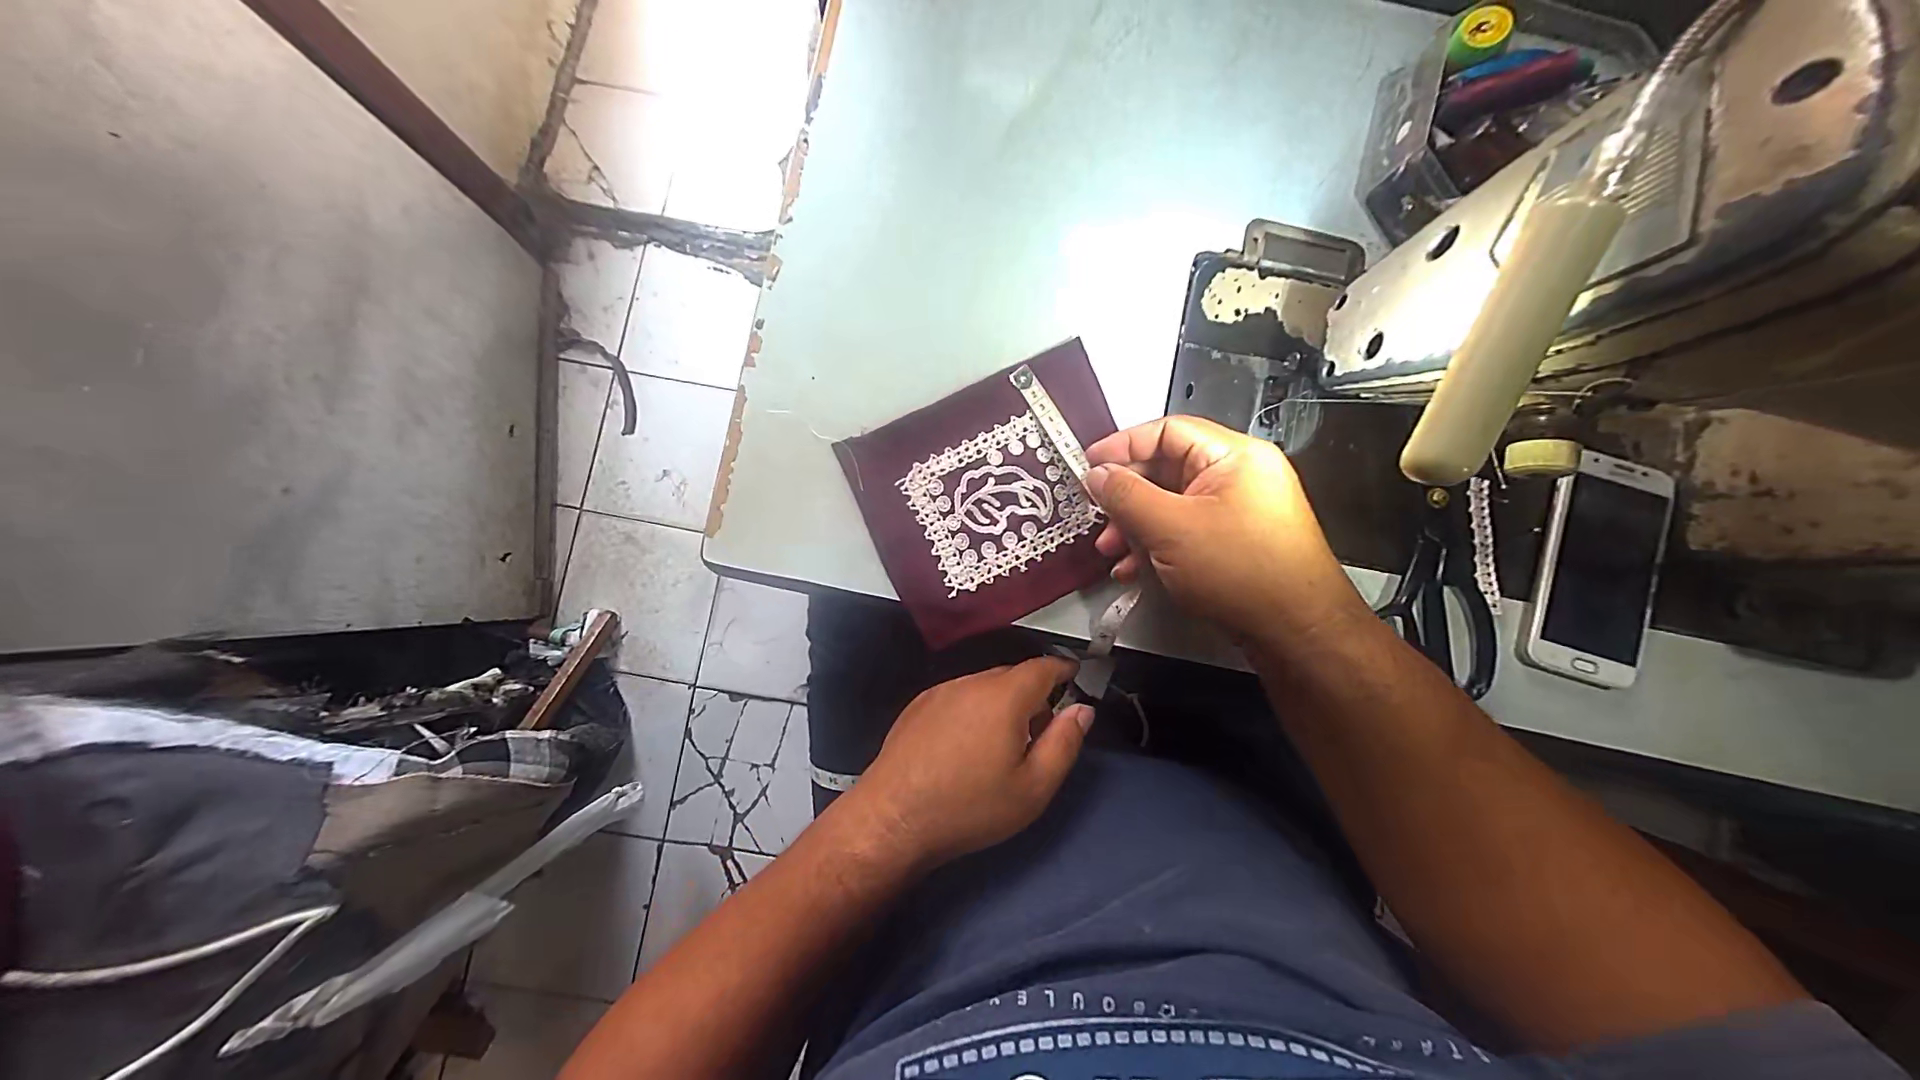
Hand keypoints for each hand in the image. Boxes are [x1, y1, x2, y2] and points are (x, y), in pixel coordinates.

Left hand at [839, 657, 1091, 870]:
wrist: (894, 817)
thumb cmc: (970, 806)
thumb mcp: (1033, 787)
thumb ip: (1064, 743)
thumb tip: (1082, 710)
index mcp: (1004, 696)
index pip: (1043, 667)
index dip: (1064, 670)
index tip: (1075, 679)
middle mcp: (971, 683)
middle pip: (1013, 675)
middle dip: (1033, 694)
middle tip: (1041, 732)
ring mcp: (940, 691)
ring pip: (984, 686)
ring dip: (1002, 703)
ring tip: (1002, 746)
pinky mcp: (918, 706)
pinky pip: (959, 696)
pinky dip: (974, 709)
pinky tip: (966, 747)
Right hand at [1083, 416, 1370, 646]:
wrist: (1295, 632)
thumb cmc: (1252, 577)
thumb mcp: (1171, 529)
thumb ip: (1126, 496)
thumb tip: (1099, 475)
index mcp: (1235, 457)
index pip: (1167, 431)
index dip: (1123, 445)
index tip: (1092, 464)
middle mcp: (1238, 477)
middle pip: (1165, 468)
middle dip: (1126, 495)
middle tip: (1099, 512)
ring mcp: (1236, 510)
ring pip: (1169, 503)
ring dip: (1134, 524)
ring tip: (1114, 548)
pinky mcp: (1230, 541)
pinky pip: (1182, 529)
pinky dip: (1154, 544)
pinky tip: (1136, 566)